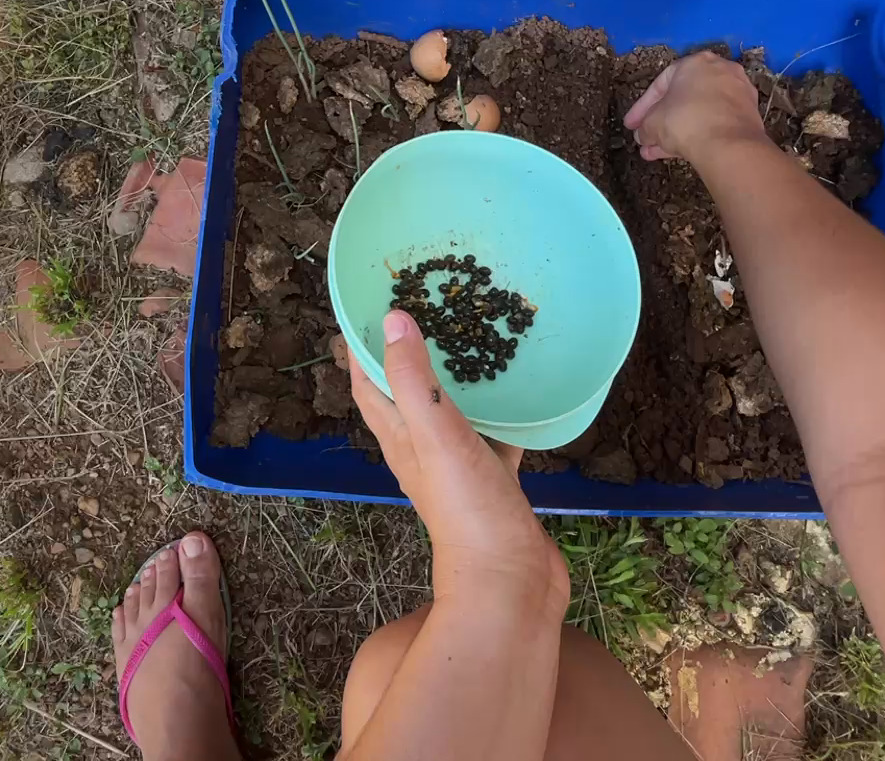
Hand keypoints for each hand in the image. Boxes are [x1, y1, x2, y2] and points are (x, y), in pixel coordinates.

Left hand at [350, 311, 568, 619]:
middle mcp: (421, 447)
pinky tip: (522, 388)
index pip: (367, 381)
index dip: (362, 345)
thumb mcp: (434, 433)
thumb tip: (392, 319)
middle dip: (411, 350)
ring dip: (456, 376)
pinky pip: (493, 432)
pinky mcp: (492, 477)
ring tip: (475, 335)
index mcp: (398, 435)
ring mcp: (457, 464)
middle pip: (406, 390)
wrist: (511, 580)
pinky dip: (502, 409)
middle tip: (432, 309)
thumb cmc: (466, 506)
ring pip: (451, 409)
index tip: (371, 304)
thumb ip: (411, 378)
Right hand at [622, 50, 769, 163]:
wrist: (729, 144)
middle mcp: (719, 70)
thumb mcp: (652, 123)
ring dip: (675, 131)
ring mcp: (737, 92)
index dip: (641, 108)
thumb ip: (644, 126)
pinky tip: (678, 151)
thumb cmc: (685, 121)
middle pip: (681, 98)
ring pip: (698, 112)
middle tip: (645, 137)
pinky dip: (696, 133)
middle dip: (660, 121)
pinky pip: (713, 121)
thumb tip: (644, 135)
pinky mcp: (747, 114)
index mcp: (694, 63)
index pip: (660, 84)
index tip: (631, 125)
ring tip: (656, 151)